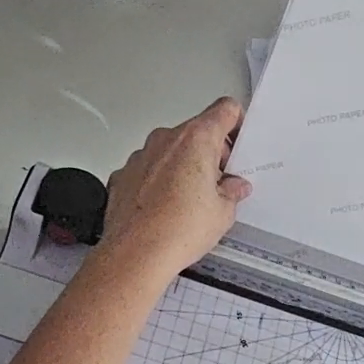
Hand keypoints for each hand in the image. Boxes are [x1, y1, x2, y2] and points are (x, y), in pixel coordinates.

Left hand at [100, 97, 252, 280]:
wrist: (136, 254)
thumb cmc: (176, 230)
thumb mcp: (223, 213)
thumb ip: (232, 192)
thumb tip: (233, 188)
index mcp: (196, 139)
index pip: (224, 110)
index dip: (236, 123)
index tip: (238, 141)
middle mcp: (166, 139)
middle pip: (197, 131)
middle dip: (211, 153)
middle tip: (221, 182)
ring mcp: (142, 155)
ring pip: (171, 150)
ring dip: (184, 167)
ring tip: (193, 200)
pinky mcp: (125, 173)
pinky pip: (150, 168)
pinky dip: (160, 181)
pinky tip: (168, 207)